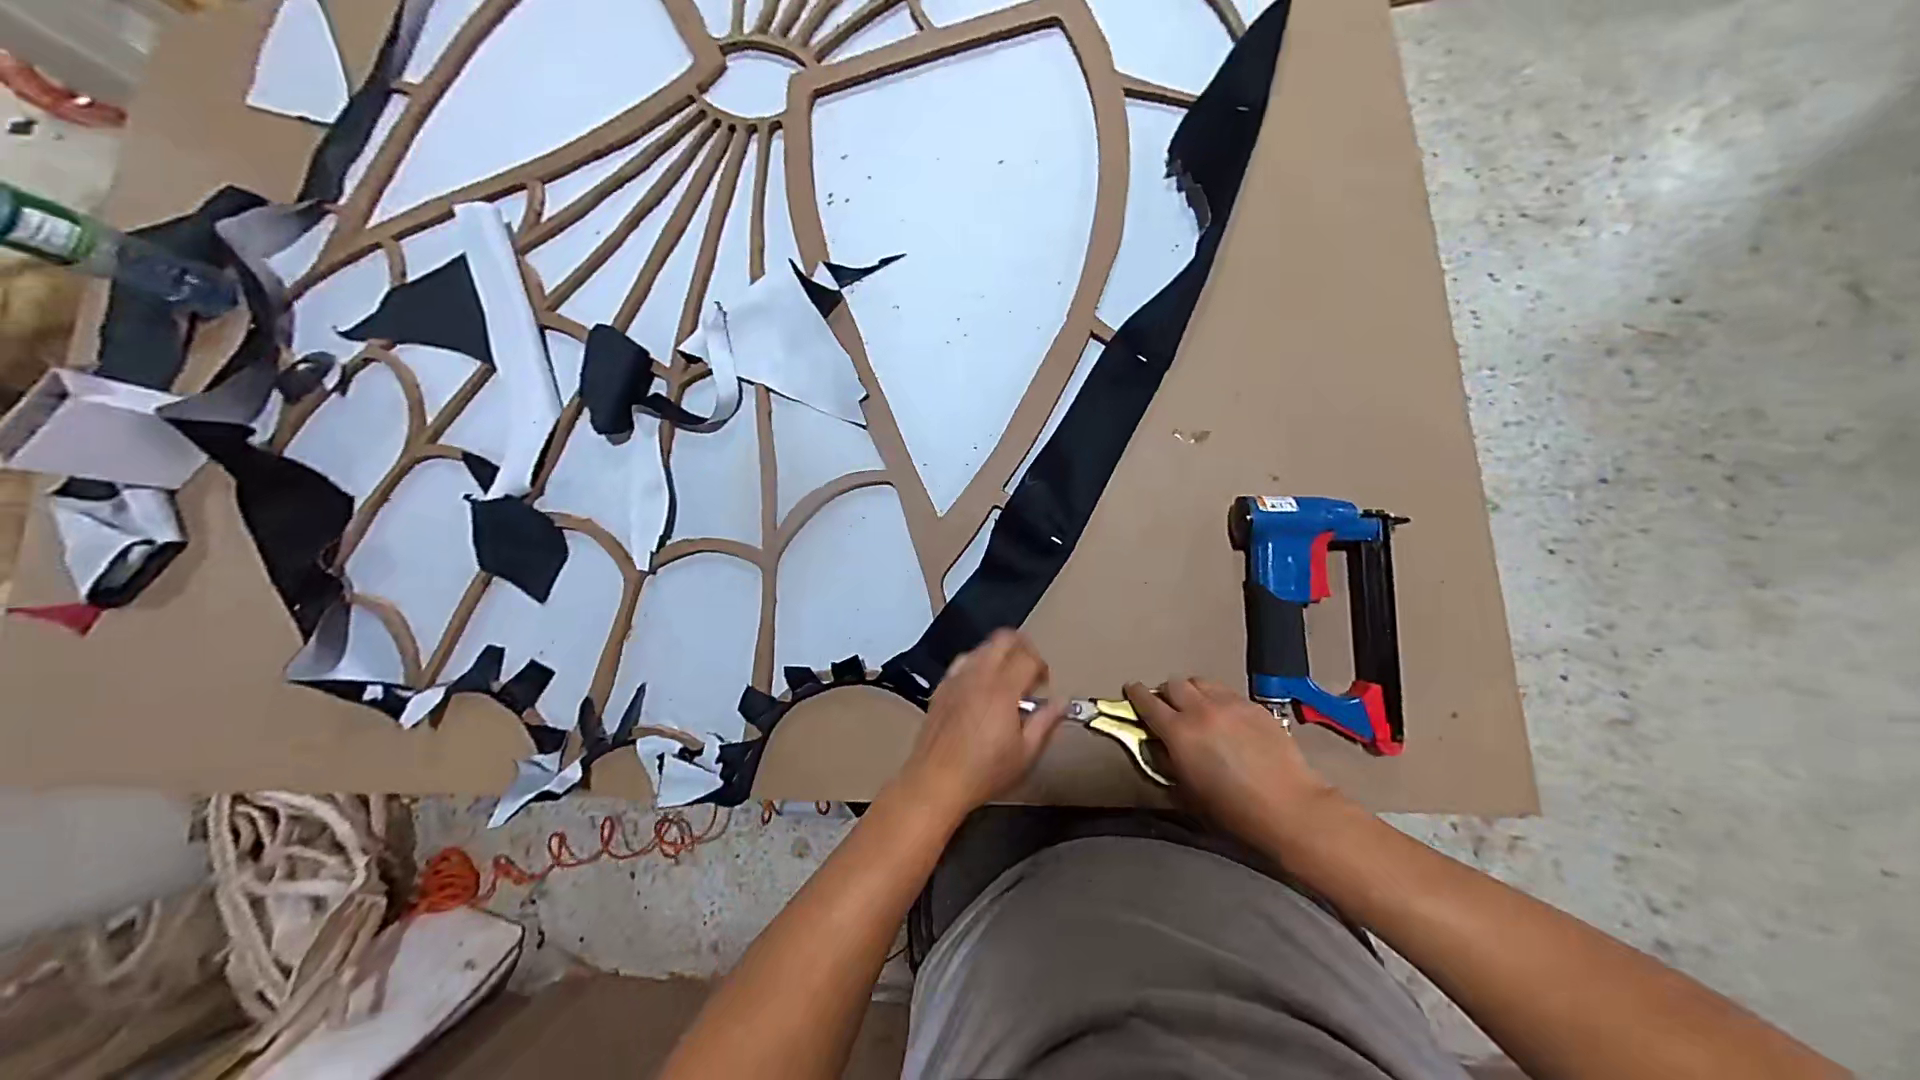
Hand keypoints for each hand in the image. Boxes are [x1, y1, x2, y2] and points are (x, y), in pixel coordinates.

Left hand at [896, 630, 1066, 820]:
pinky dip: (976, 665)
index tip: (1043, 684)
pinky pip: (962, 662)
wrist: (936, 782)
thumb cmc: (981, 773)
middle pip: (1003, 639)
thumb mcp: (1025, 754)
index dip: (1042, 667)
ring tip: (1007, 680)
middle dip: (1022, 648)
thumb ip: (1046, 722)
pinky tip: (980, 687)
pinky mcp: (941, 689)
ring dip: (999, 654)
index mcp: (1002, 690)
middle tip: (1030, 670)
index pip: (1028, 657)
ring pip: (982, 647)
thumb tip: (1061, 705)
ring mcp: (956, 680)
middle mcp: (977, 677)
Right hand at [1124, 678, 1341, 845]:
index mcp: (1179, 731)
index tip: (1131, 690)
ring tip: (1196, 706)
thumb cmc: (1232, 809)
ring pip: (1201, 682)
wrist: (1288, 807)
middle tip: (1167, 706)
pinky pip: (1227, 692)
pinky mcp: (1255, 706)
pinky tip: (1225, 717)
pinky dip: (1217, 699)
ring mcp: (1230, 704)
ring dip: (1192, 691)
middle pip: (1173, 683)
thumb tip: (1158, 744)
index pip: (1147, 701)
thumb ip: (1166, 760)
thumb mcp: (1186, 789)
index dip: (1135, 694)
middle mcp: (1201, 709)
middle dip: (1166, 693)